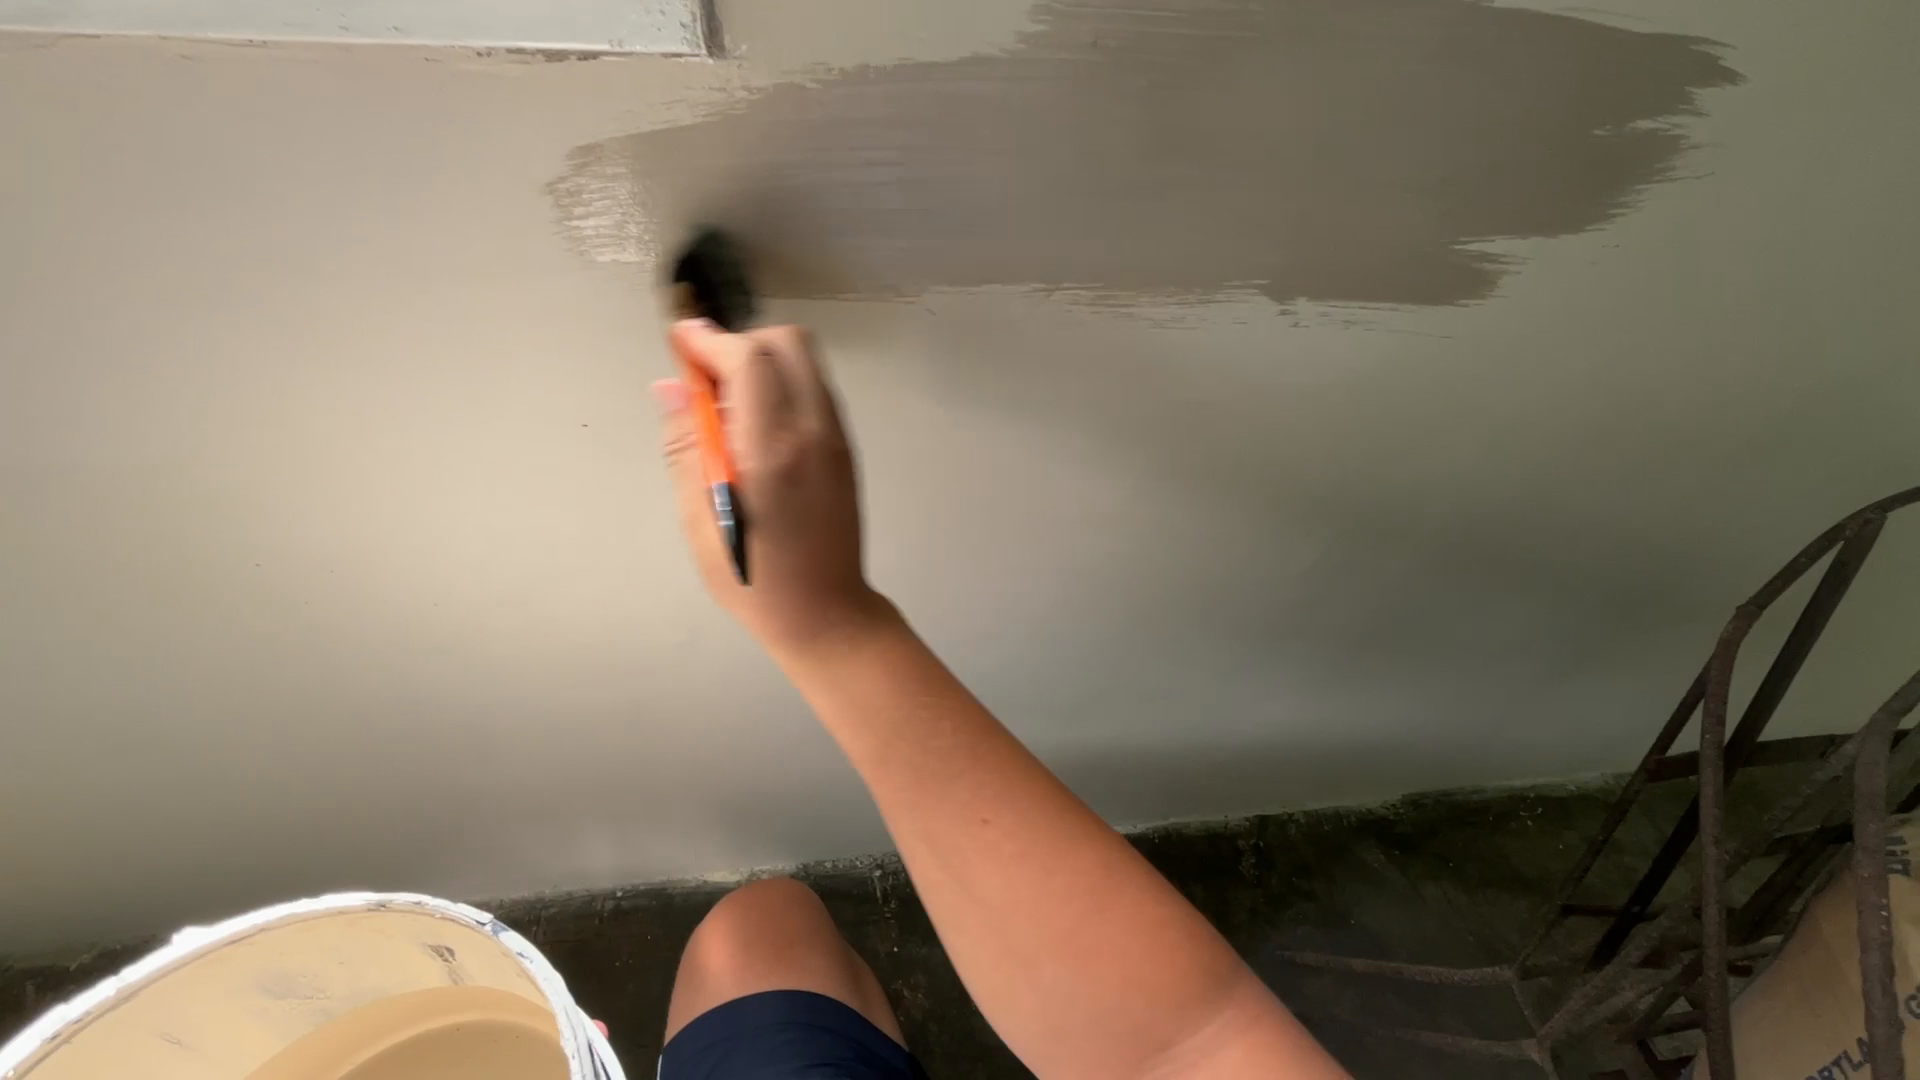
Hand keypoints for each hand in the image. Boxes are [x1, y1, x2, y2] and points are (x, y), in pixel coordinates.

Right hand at [655, 319, 890, 657]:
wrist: (827, 612)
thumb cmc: (753, 579)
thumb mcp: (701, 519)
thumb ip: (688, 445)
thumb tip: (671, 388)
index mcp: (775, 451)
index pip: (749, 360)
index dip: (710, 341)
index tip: (680, 342)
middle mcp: (816, 433)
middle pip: (787, 343)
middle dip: (741, 345)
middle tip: (706, 382)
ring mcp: (838, 439)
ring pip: (806, 363)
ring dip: (763, 364)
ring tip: (728, 409)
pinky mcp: (846, 450)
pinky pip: (815, 391)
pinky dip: (783, 386)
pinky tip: (757, 428)